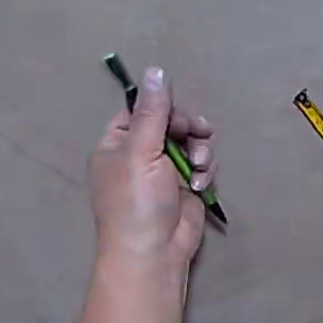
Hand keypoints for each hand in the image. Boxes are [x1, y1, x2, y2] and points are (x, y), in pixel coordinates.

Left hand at [88, 66, 216, 269]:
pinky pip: (202, 166)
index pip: (140, 111)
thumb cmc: (137, 200)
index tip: (176, 114)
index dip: (162, 108)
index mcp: (118, 144)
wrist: (153, 251)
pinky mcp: (187, 188)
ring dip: (200, 151)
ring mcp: (165, 173)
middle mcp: (140, 155)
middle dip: (188, 128)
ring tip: (199, 166)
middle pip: (170, 124)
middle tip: (197, 133)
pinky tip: (201, 183)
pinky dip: (205, 172)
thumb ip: (154, 111)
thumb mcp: (141, 150)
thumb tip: (156, 71)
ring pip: (191, 143)